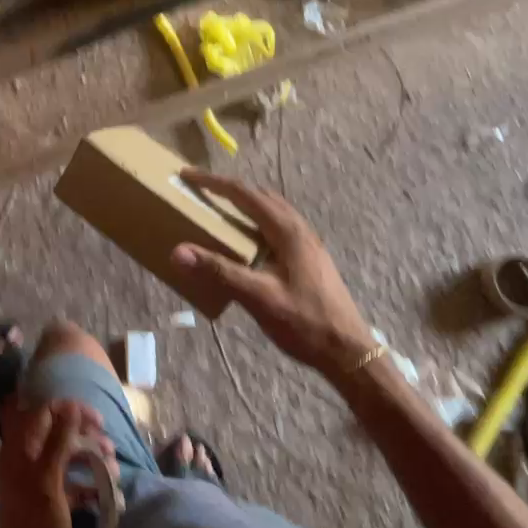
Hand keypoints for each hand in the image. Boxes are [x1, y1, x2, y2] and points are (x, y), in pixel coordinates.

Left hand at [0, 398, 116, 527]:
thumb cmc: (35, 519)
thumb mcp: (47, 479)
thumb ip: (58, 441)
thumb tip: (71, 406)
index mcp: (20, 448)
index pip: (44, 412)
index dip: (71, 410)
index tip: (99, 420)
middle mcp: (27, 459)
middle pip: (58, 434)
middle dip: (87, 438)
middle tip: (110, 447)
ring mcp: (38, 481)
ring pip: (67, 459)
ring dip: (92, 461)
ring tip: (114, 472)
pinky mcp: (49, 502)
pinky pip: (71, 484)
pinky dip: (89, 486)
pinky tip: (106, 495)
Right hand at [170, 170, 373, 382]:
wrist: (349, 352)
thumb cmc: (305, 322)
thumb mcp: (259, 297)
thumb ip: (220, 271)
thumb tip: (178, 252)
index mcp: (287, 230)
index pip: (243, 193)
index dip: (213, 182)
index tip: (187, 175)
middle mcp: (299, 228)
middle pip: (259, 195)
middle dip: (228, 188)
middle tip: (200, 191)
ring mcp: (308, 242)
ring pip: (271, 209)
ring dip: (244, 203)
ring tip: (220, 210)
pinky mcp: (310, 256)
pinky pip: (278, 224)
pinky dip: (256, 220)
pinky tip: (247, 241)